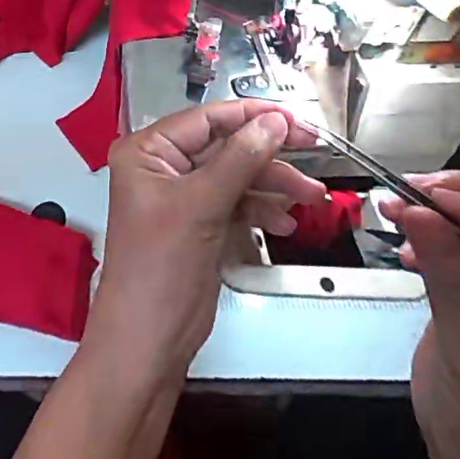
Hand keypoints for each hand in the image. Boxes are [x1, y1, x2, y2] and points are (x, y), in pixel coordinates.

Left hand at [85, 100, 324, 372]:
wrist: (148, 342)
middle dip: (269, 154)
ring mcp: (184, 194)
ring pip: (238, 173)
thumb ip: (240, 158)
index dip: (251, 115)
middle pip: (227, 145)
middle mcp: (164, 166)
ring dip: (274, 183)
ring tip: (309, 196)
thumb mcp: (201, 205)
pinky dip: (261, 207)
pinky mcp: (201, 219)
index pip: (207, 118)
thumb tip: (272, 122)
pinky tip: (283, 220)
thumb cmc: (158, 270)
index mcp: (148, 150)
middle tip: (311, 146)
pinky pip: (237, 200)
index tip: (291, 117)